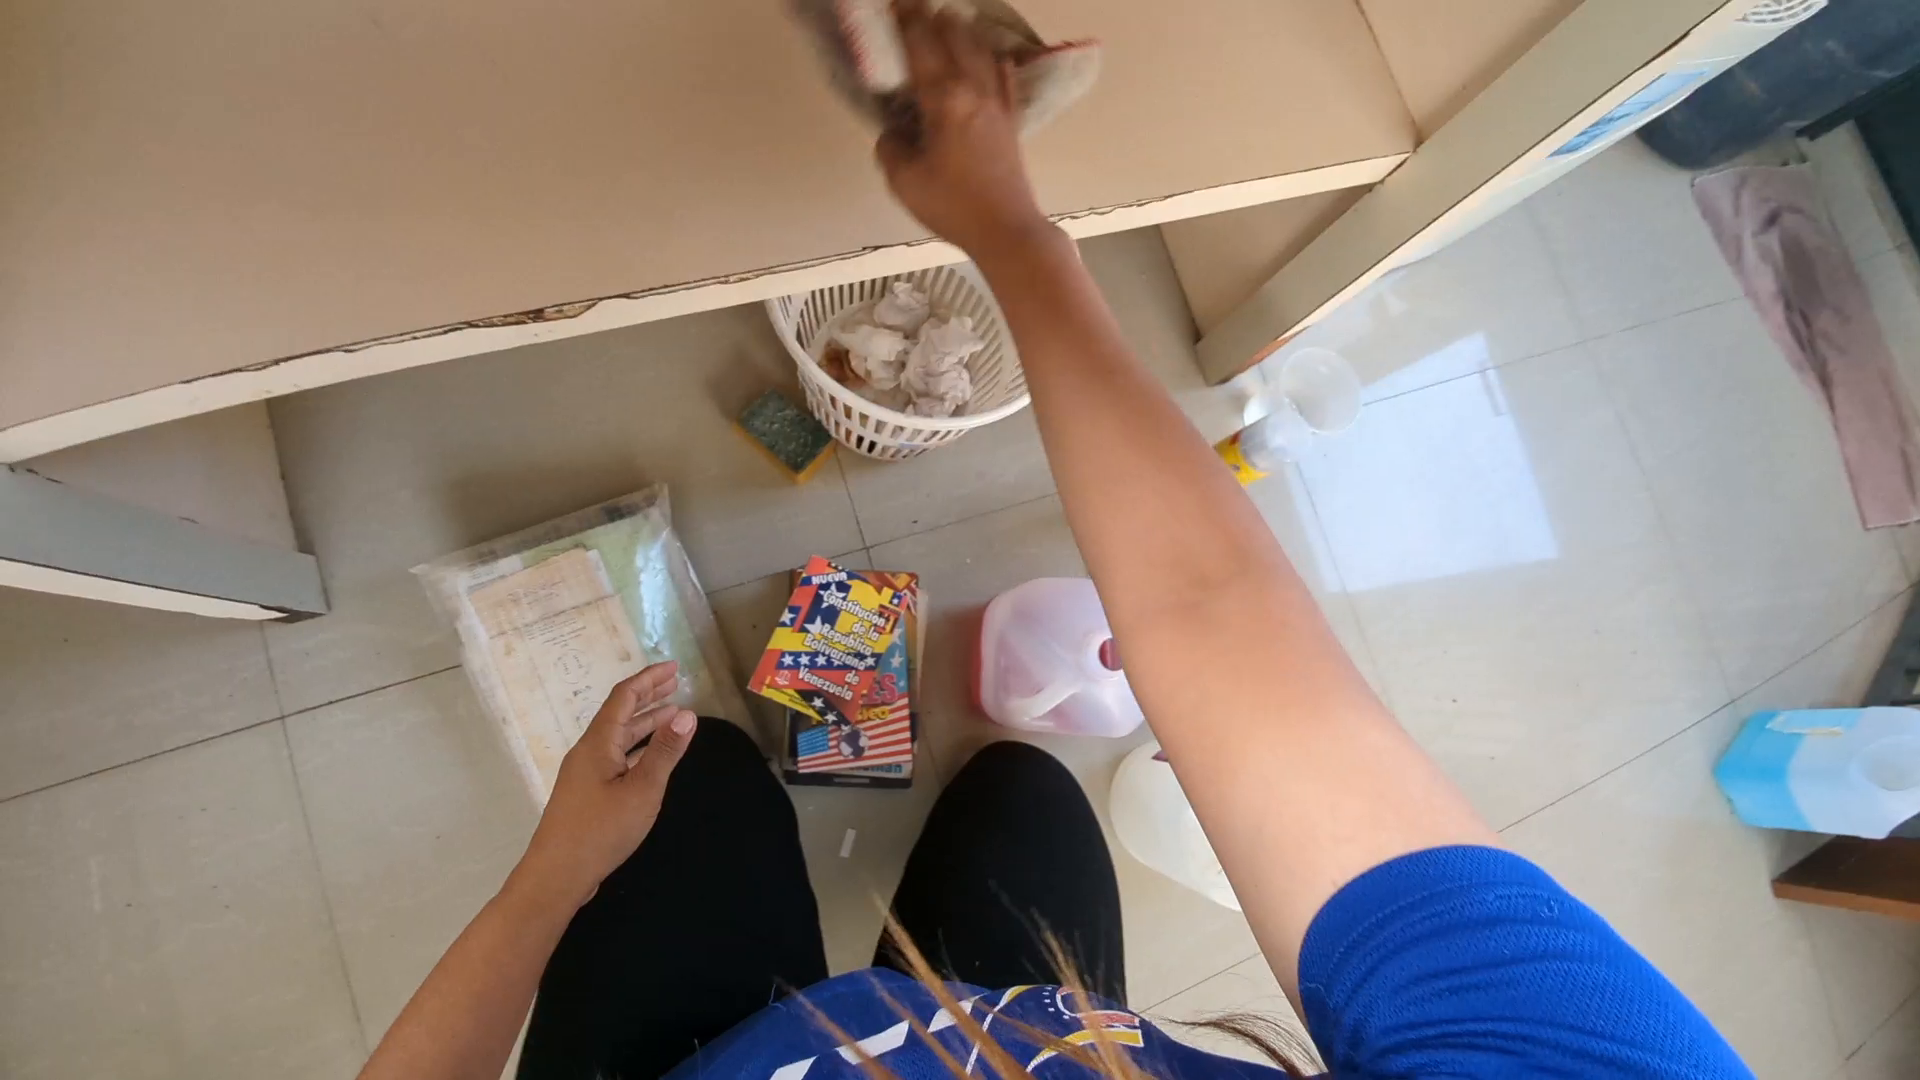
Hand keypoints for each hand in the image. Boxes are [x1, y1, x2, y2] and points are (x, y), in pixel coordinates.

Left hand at [507, 662, 696, 910]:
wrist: (556, 877)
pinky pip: (615, 754)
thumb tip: (687, 713)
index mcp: (598, 743)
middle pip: (619, 713)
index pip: (624, 697)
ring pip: (618, 736)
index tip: (674, 668)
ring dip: (645, 721)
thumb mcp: (643, 789)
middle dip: (648, 696)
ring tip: (673, 714)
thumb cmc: (601, 830)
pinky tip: (652, 754)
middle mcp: (588, 751)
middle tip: (676, 682)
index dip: (649, 679)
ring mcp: (585, 773)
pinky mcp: (586, 793)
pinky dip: (638, 745)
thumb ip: (665, 751)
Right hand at [876, 0, 1054, 258]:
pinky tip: (992, 57)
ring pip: (981, 49)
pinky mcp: (1010, 122)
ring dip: (961, 32)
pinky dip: (993, 60)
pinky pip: (1004, 78)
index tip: (892, 6)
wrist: (1006, 231)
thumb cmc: (953, 208)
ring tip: (946, 26)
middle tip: (913, 13)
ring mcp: (997, 103)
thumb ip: (891, 149)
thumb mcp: (905, 183)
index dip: (904, 19)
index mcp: (944, 98)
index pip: (920, 43)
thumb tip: (892, 133)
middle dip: (931, 18)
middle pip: (954, 35)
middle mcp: (974, 89)